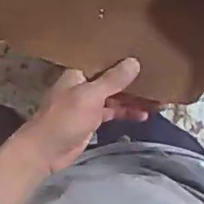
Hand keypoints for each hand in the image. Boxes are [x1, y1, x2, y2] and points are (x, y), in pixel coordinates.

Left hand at [6, 58, 154, 172]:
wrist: (45, 152)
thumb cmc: (65, 118)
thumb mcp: (91, 96)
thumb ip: (113, 80)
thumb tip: (134, 61)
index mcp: (79, 72)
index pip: (104, 59)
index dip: (122, 57)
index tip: (143, 52)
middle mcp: (84, 84)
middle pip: (112, 78)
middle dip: (132, 80)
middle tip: (158, 77)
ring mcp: (88, 103)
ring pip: (115, 96)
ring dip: (133, 98)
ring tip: (157, 99)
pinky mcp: (91, 120)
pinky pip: (113, 112)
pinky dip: (126, 112)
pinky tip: (144, 115)